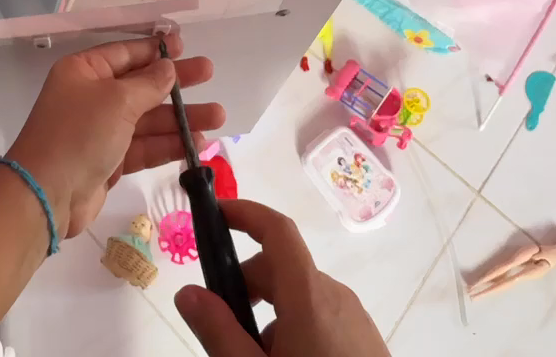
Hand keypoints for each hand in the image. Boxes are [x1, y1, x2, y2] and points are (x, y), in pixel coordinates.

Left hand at [4, 33, 223, 238]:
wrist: (47, 195)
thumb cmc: (79, 134)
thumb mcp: (117, 101)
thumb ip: (148, 84)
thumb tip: (168, 67)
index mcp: (84, 71)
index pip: (125, 53)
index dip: (155, 49)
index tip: (184, 45)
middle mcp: (92, 95)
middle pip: (141, 83)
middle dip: (175, 81)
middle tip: (209, 72)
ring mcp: (101, 129)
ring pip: (147, 117)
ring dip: (180, 117)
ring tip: (218, 115)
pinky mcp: (109, 160)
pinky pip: (144, 145)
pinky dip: (168, 143)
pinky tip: (197, 142)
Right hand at [176, 200, 389, 356]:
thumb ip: (218, 332)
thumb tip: (187, 291)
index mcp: (309, 296)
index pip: (277, 229)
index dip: (245, 212)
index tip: (214, 215)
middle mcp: (336, 296)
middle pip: (281, 269)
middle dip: (245, 287)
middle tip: (220, 329)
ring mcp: (357, 321)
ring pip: (299, 299)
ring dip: (269, 317)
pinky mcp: (369, 346)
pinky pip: (322, 321)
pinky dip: (295, 332)